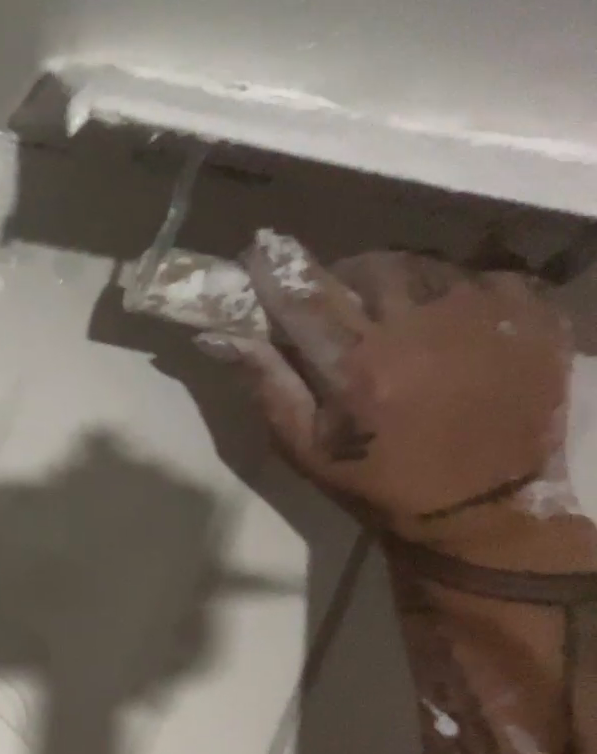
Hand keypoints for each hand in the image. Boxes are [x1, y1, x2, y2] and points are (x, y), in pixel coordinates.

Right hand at [195, 232, 583, 571]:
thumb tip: (220, 335)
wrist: (484, 505)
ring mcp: (486, 318)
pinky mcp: (536, 319)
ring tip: (387, 304)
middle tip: (329, 295)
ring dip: (394, 276)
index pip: (307, 295)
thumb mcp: (300, 443)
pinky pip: (487, 273)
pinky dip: (457, 283)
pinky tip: (445, 312)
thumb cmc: (374, 477)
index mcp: (358, 366)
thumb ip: (266, 382)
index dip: (278, 267)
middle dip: (339, 274)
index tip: (259, 245)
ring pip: (427, 263)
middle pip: (368, 268)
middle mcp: (423, 330)